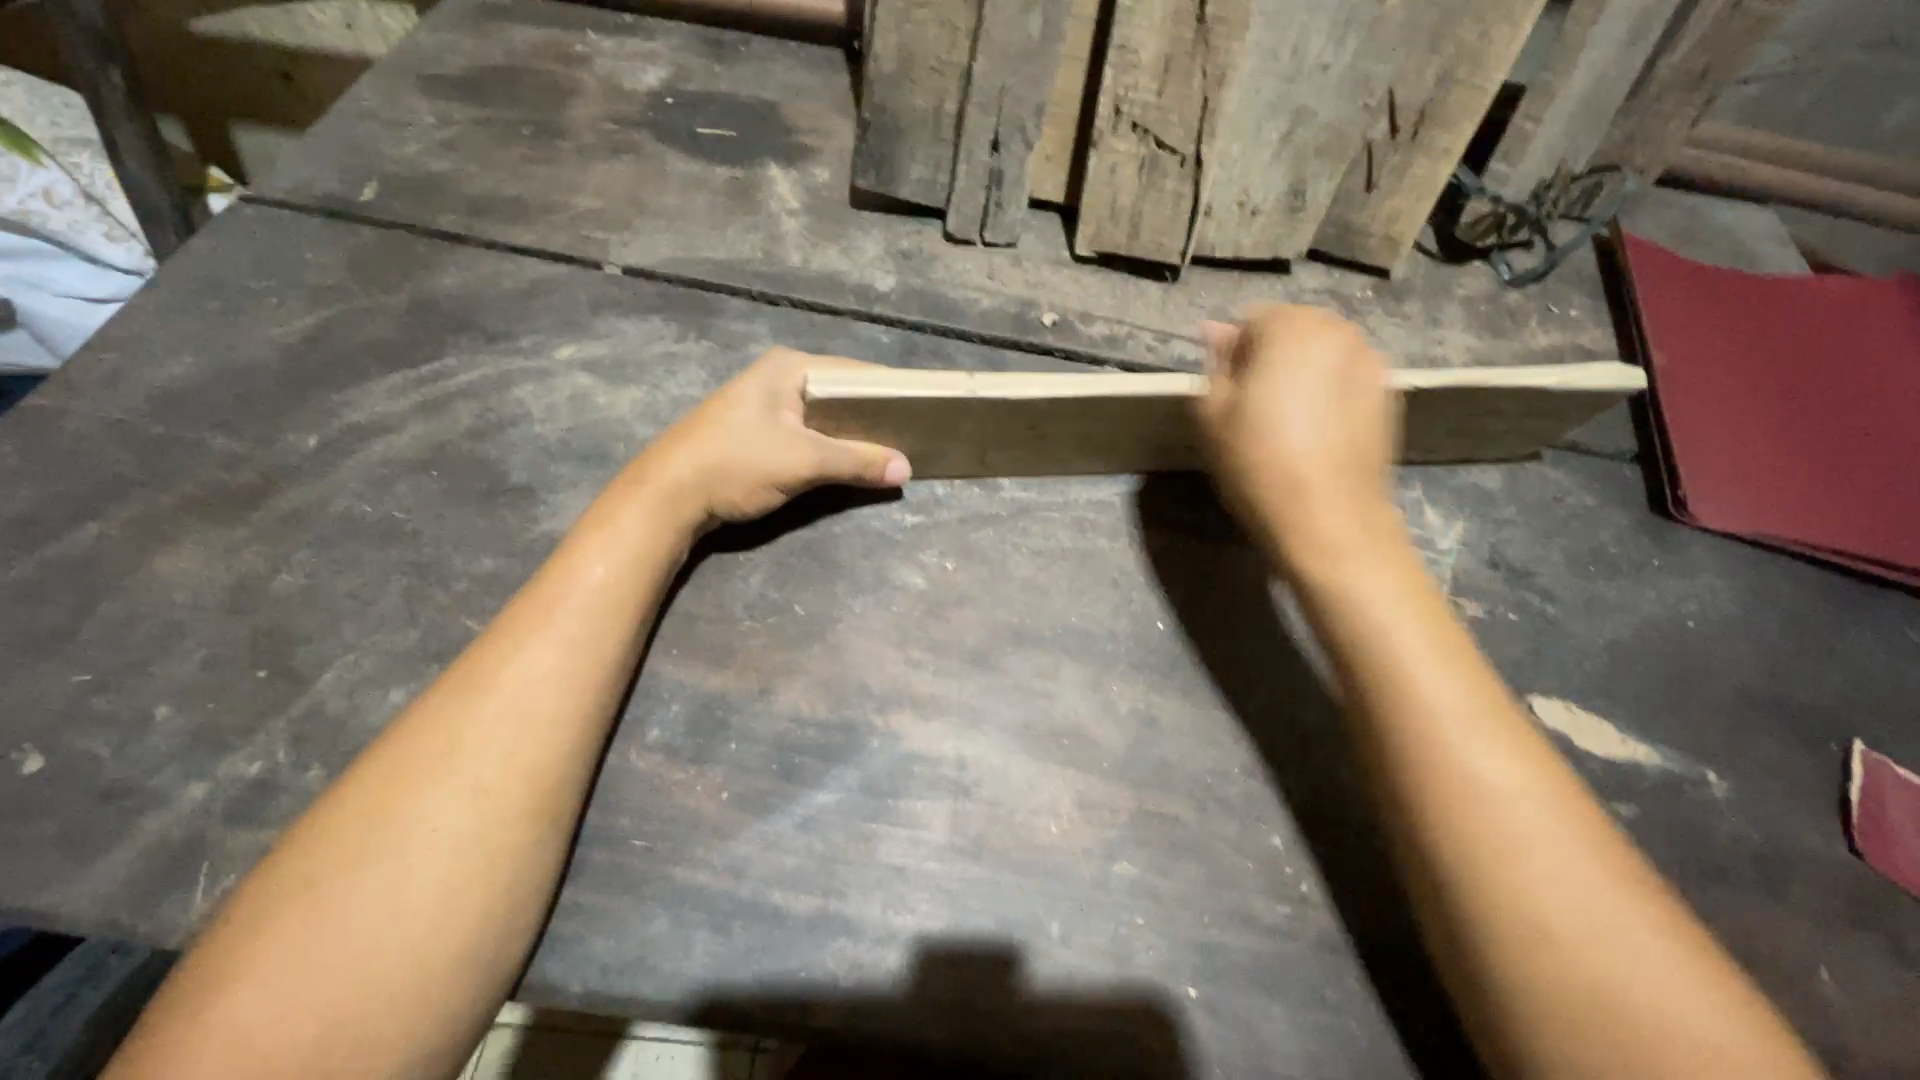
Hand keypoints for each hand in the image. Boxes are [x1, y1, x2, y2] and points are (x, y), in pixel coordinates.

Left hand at [631, 347, 910, 531]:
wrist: (668, 494)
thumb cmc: (737, 463)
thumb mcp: (804, 462)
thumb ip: (857, 462)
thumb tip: (906, 468)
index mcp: (790, 367)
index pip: (855, 372)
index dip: (890, 392)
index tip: (923, 411)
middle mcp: (779, 377)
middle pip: (841, 394)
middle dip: (873, 418)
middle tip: (911, 437)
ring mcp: (765, 405)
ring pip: (824, 418)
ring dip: (851, 437)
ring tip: (888, 454)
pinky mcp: (757, 433)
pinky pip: (807, 435)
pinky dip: (829, 449)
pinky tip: (848, 465)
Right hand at [1192, 305, 1403, 566]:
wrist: (1330, 517)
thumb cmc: (1259, 463)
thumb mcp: (1213, 414)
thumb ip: (1215, 363)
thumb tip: (1214, 330)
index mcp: (1290, 326)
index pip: (1251, 320)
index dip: (1233, 354)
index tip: (1228, 393)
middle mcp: (1337, 329)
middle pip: (1293, 329)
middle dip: (1272, 356)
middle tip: (1255, 406)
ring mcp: (1371, 359)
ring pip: (1323, 352)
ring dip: (1303, 372)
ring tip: (1289, 419)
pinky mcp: (1390, 391)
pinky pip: (1348, 377)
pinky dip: (1331, 391)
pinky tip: (1319, 431)